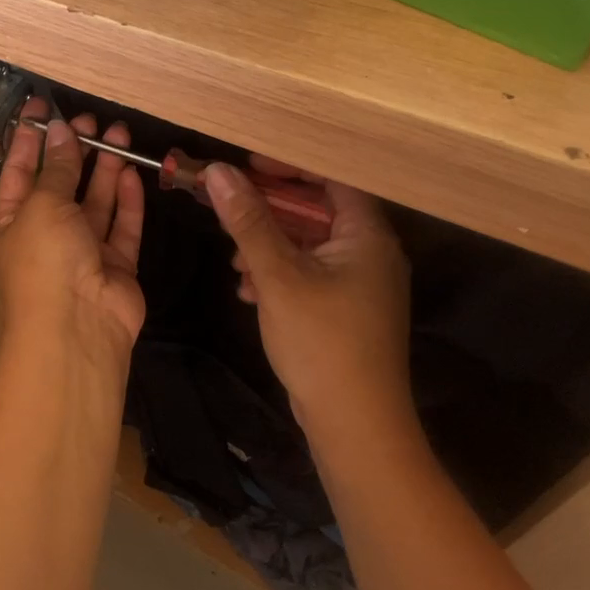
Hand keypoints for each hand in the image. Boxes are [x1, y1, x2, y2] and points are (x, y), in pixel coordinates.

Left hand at [0, 98, 145, 350]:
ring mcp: (83, 250)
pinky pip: (122, 226)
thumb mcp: (43, 205)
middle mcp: (47, 233)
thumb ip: (57, 169)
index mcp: (14, 221)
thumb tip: (61, 132)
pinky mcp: (117, 264)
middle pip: (61, 184)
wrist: (78, 327)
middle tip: (91, 120)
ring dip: (105, 168)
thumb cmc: (46, 259)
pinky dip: (127, 201)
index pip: (19, 172)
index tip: (40, 108)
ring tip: (119, 133)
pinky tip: (132, 173)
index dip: (28, 140)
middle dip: (74, 151)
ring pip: (96, 202)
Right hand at [205, 157, 410, 429]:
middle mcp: (371, 253)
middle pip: (316, 210)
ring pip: (309, 244)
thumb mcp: (277, 276)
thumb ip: (249, 221)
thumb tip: (218, 172)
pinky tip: (250, 293)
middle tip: (227, 211)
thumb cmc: (321, 341)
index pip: (330, 178)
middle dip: (268, 212)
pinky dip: (279, 274)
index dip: (288, 166)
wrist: (355, 423)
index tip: (244, 166)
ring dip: (269, 246)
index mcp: (367, 235)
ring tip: (236, 265)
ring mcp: (361, 284)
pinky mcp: (348, 309)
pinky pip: (311, 274)